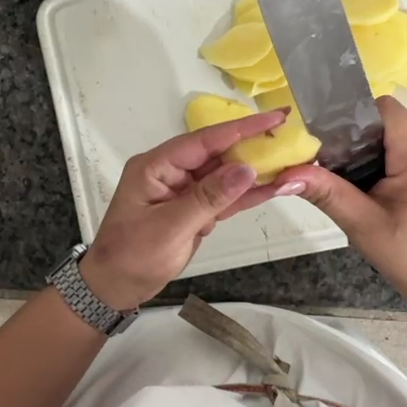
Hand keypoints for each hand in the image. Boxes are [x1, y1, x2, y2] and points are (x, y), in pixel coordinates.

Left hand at [81, 110, 308, 308]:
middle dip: (252, 146)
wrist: (114, 287)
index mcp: (155, 166)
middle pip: (216, 153)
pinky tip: (274, 188)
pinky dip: (246, 195)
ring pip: (223, 175)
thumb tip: (246, 169)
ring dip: (255, 171)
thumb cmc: (132, 256)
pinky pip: (222, 197)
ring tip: (292, 161)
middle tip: (292, 138)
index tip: (275, 119)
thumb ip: (208, 198)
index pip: (203, 141)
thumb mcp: (170, 227)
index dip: (241, 128)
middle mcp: (169, 172)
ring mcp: (181, 191)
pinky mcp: (191, 210)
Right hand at [273, 96, 406, 301]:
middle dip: (359, 145)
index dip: (352, 118)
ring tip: (359, 192)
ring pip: (401, 142)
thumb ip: (326, 193)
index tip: (328, 143)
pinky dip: (392, 168)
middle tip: (335, 175)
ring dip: (375, 159)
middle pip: (390, 127)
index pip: (384, 110)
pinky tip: (381, 198)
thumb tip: (283, 176)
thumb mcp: (363, 226)